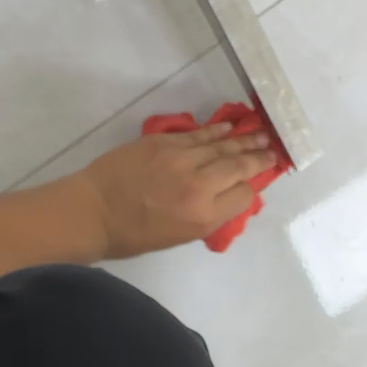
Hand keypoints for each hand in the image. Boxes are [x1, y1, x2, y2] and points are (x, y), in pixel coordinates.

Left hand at [73, 123, 279, 259]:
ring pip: (222, 146)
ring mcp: (181, 159)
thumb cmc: (133, 236)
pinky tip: (230, 128)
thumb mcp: (179, 237)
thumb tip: (227, 196)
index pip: (243, 195)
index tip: (257, 181)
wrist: (93, 212)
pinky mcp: (164, 142)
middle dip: (259, 158)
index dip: (251, 188)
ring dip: (244, 140)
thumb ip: (207, 216)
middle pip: (239, 166)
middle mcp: (198, 186)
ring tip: (262, 134)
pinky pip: (199, 134)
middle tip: (273, 151)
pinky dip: (217, 131)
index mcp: (203, 217)